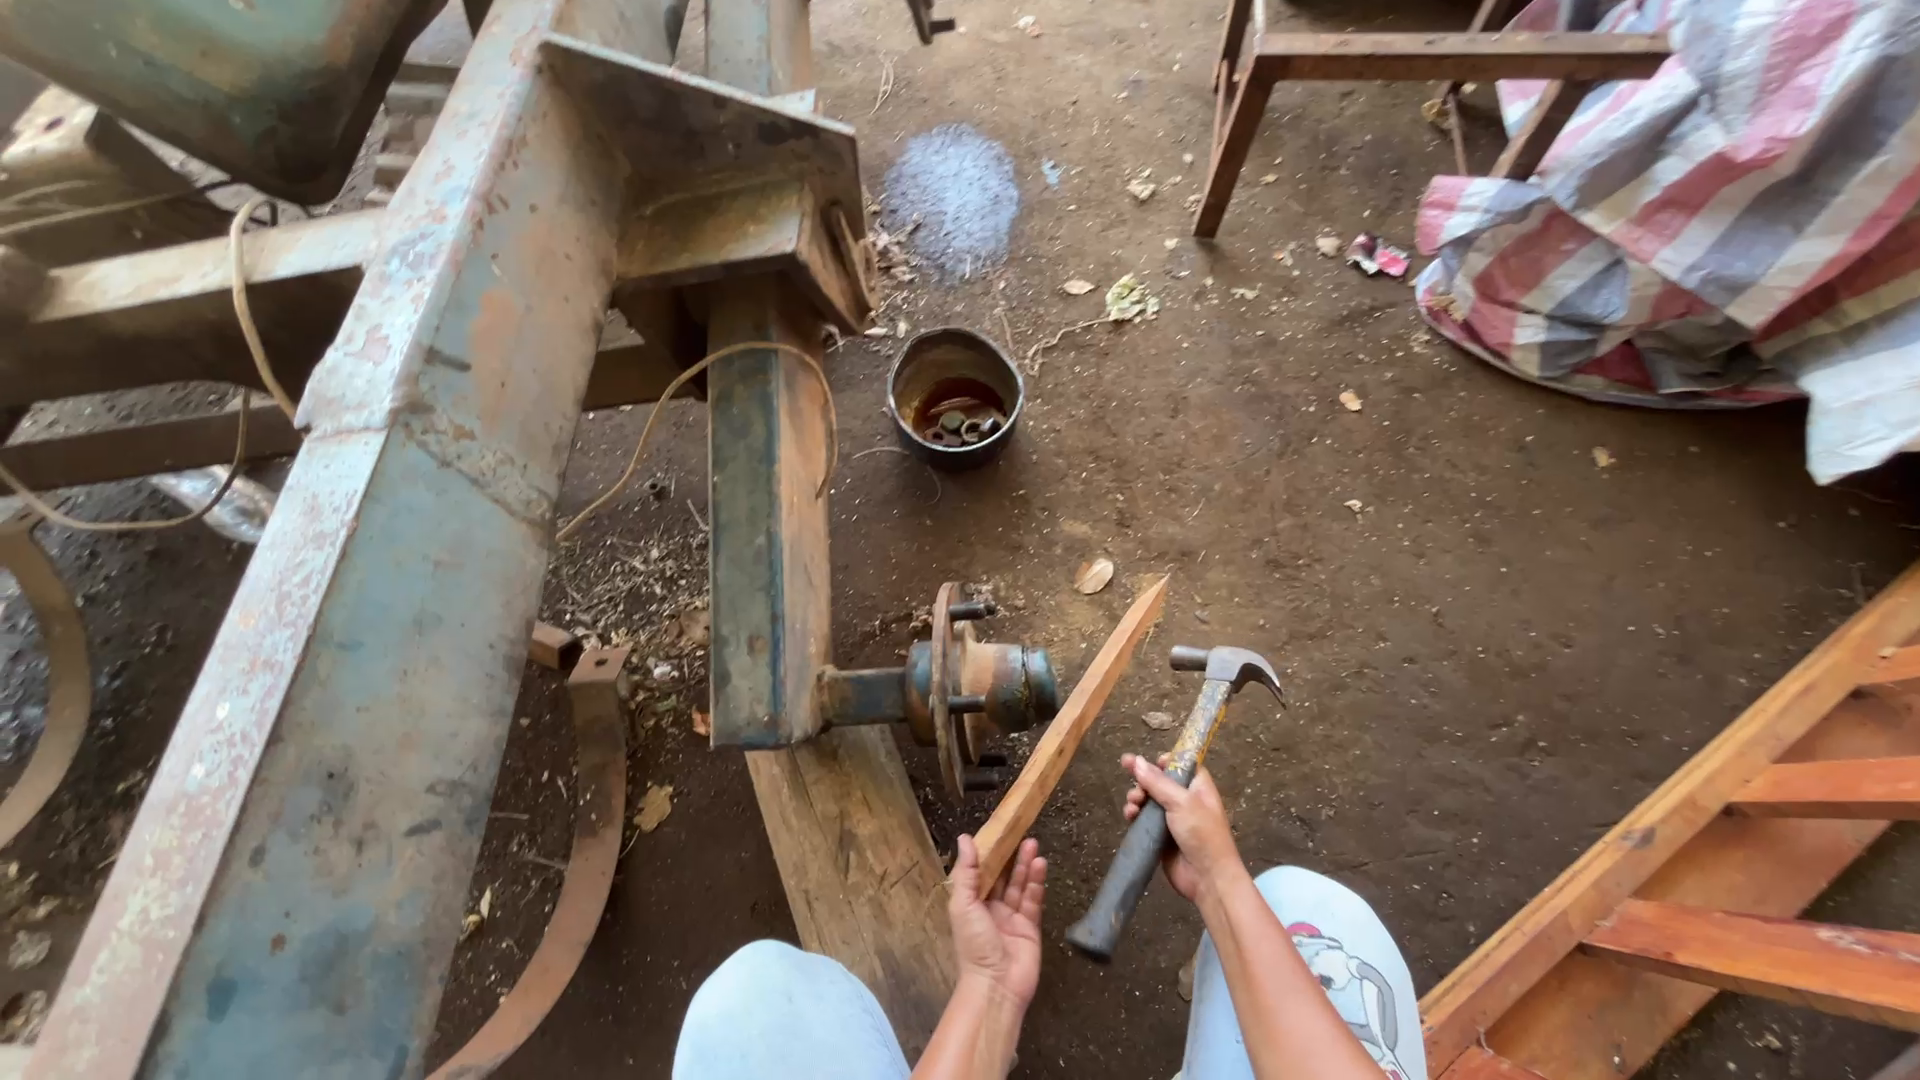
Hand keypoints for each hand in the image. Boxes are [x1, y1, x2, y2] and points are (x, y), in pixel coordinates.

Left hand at [945, 835, 1047, 1006]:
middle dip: (1011, 856)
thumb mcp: (963, 904)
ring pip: (1020, 886)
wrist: (996, 985)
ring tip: (1033, 844)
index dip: (989, 853)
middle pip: (1003, 876)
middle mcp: (991, 908)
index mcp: (972, 904)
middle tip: (1020, 834)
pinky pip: (1033, 901)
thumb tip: (965, 838)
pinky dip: (1037, 883)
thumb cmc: (974, 944)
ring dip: (1026, 865)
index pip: (981, 873)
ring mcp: (1012, 918)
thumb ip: (965, 872)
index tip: (997, 832)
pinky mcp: (1030, 927)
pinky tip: (1041, 866)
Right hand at [1122, 753, 1241, 901]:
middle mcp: (1185, 800)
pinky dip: (1135, 814)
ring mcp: (1172, 819)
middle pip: (1159, 781)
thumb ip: (1157, 781)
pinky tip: (1130, 816)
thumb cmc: (1201, 834)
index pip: (1182, 765)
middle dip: (1143, 780)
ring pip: (1148, 799)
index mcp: (1198, 788)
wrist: (1207, 878)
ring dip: (1137, 797)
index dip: (1166, 761)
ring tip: (1133, 804)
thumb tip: (1135, 760)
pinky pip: (1143, 819)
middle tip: (1134, 784)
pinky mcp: (1160, 835)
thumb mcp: (1181, 802)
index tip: (1151, 762)